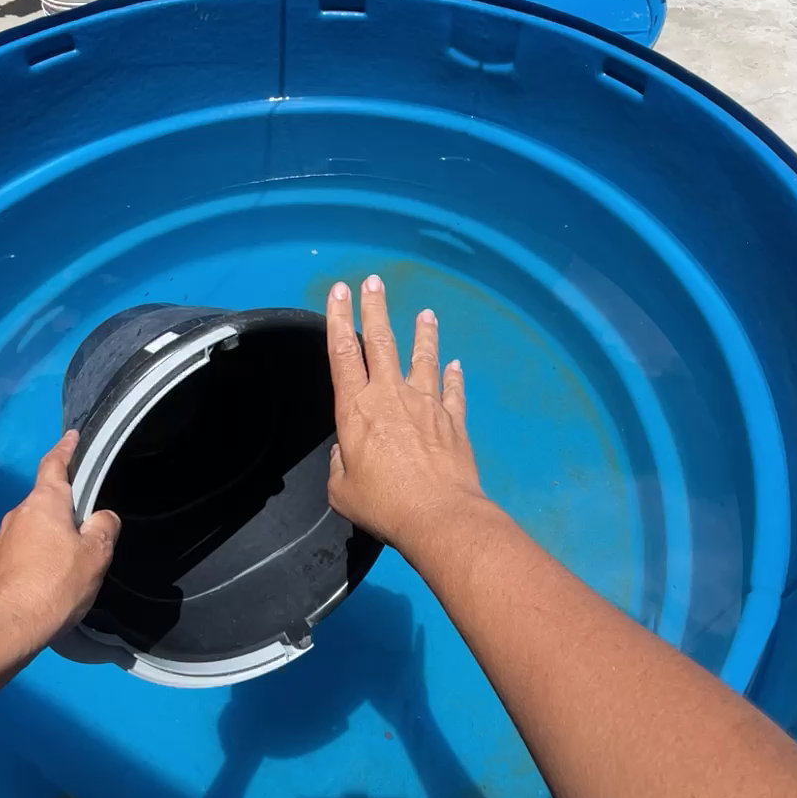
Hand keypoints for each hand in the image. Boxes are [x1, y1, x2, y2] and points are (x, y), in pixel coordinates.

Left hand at [0, 431, 120, 652]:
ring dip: (42, 538)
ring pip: (26, 530)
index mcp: (44, 503)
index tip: (71, 436)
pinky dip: (26, 561)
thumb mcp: (96, 555)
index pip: (54, 464)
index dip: (65, 449)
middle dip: (60, 509)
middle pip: (43, 502)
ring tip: (60, 563)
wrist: (4, 631)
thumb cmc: (55, 584)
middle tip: (81, 528)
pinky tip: (36, 582)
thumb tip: (99, 518)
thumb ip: (103, 527)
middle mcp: (15, 516)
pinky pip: (12, 556)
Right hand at [324, 274, 490, 551]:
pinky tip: (456, 364)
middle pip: (381, 342)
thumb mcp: (342, 489)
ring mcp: (426, 404)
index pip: (343, 352)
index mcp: (356, 408)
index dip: (340, 319)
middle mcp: (390, 395)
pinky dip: (454, 377)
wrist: (438, 515)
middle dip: (375, 308)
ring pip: (422, 358)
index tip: (340, 291)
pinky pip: (453, 392)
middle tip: (373, 281)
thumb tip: (348, 451)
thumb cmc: (383, 503)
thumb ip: (341, 463)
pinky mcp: (452, 420)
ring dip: (423, 334)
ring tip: (426, 313)